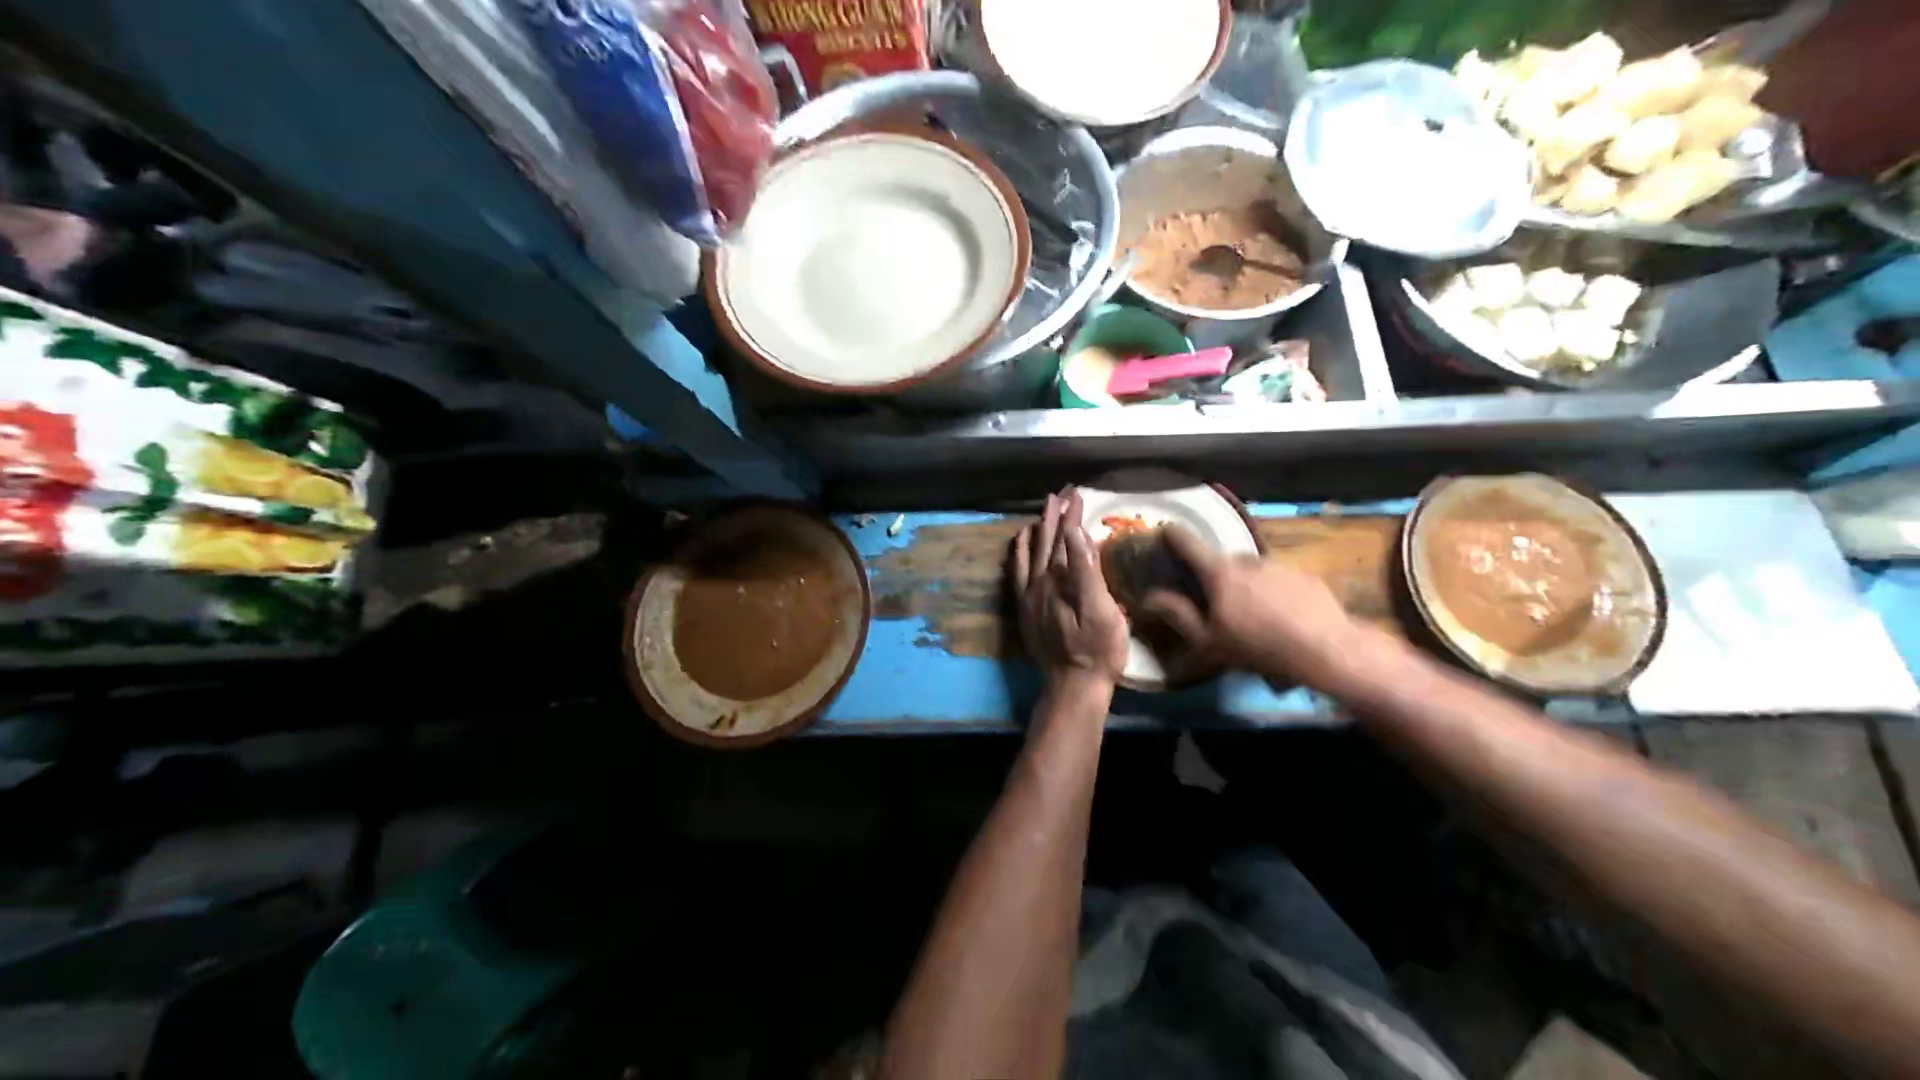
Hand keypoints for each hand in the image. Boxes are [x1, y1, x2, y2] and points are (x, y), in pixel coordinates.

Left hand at [1011, 489, 1128, 687]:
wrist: (1073, 686)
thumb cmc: (1097, 650)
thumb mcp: (1102, 610)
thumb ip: (1087, 570)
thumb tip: (1076, 532)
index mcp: (1060, 579)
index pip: (1065, 537)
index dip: (1071, 515)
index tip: (1077, 493)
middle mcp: (1039, 583)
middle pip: (1045, 541)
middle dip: (1053, 515)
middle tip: (1060, 494)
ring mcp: (1030, 596)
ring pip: (1029, 553)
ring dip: (1037, 530)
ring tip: (1041, 513)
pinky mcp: (1026, 610)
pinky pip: (1018, 573)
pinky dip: (1020, 554)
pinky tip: (1021, 546)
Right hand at [1140, 527, 1362, 688]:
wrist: (1327, 650)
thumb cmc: (1258, 646)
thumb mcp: (1208, 641)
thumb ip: (1177, 615)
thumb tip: (1149, 597)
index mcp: (1219, 573)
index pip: (1189, 544)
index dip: (1174, 535)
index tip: (1166, 530)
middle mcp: (1247, 560)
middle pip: (1222, 561)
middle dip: (1215, 576)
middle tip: (1216, 602)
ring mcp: (1279, 566)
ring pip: (1253, 571)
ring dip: (1247, 586)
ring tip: (1253, 616)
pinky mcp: (1306, 577)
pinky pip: (1280, 581)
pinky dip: (1274, 593)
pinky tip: (1281, 619)